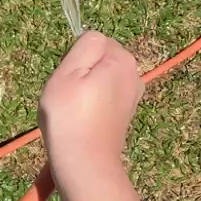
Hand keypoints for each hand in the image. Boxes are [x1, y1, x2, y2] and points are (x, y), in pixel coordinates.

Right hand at [39, 31, 143, 180]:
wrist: (84, 161)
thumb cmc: (70, 115)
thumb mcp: (68, 71)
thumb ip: (84, 45)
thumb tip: (93, 39)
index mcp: (121, 59)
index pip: (92, 41)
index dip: (74, 58)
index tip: (66, 78)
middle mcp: (134, 74)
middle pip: (97, 60)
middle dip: (80, 72)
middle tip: (67, 95)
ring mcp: (132, 95)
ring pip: (98, 79)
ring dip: (83, 89)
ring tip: (73, 110)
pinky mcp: (125, 113)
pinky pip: (102, 97)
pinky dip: (90, 105)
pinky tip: (81, 120)